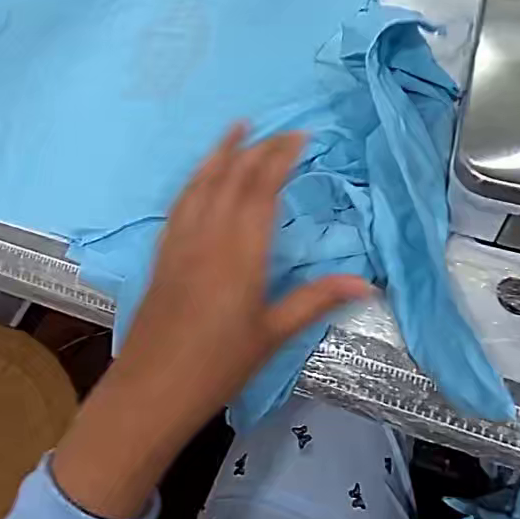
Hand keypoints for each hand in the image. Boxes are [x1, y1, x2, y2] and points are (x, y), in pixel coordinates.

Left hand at [52, 124, 371, 518]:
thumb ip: (317, 300)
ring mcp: (181, 241)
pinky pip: (180, 202)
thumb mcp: (274, 334)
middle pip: (234, 178)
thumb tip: (368, 283)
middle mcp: (209, 235)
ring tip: (238, 128)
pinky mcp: (163, 253)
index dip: (281, 157)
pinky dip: (195, 178)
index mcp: (242, 252)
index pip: (263, 189)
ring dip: (222, 152)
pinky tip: (201, 174)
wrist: (151, 390)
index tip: (300, 137)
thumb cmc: (219, 365)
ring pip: (202, 183)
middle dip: (259, 149)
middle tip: (282, 131)